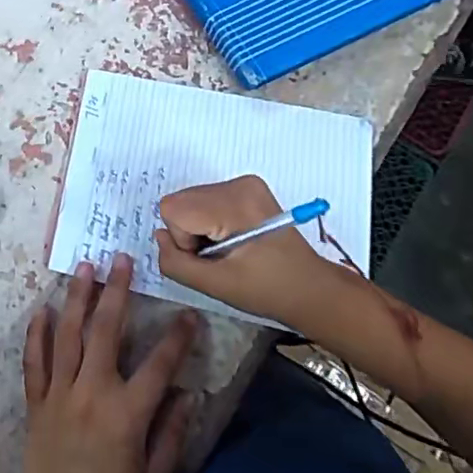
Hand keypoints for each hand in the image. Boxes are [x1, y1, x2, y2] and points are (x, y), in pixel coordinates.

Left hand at [15, 255, 196, 472]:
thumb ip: (172, 434)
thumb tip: (185, 392)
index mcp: (127, 416)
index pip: (160, 364)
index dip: (178, 337)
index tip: (189, 313)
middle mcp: (91, 396)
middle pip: (105, 332)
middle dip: (116, 292)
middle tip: (121, 259)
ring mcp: (58, 398)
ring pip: (66, 336)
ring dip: (76, 298)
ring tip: (84, 268)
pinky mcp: (35, 407)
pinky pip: (33, 363)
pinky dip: (36, 334)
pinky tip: (41, 310)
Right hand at [153, 175, 367, 335]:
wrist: (311, 288)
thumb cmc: (267, 290)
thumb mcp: (215, 285)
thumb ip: (175, 261)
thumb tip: (160, 237)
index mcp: (235, 203)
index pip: (173, 209)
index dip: (183, 239)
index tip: (210, 258)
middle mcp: (238, 183)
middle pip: (180, 201)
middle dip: (190, 232)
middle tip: (219, 257)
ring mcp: (244, 183)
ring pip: (190, 200)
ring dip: (198, 227)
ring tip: (228, 250)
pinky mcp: (247, 188)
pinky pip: (205, 200)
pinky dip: (208, 221)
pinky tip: (232, 239)